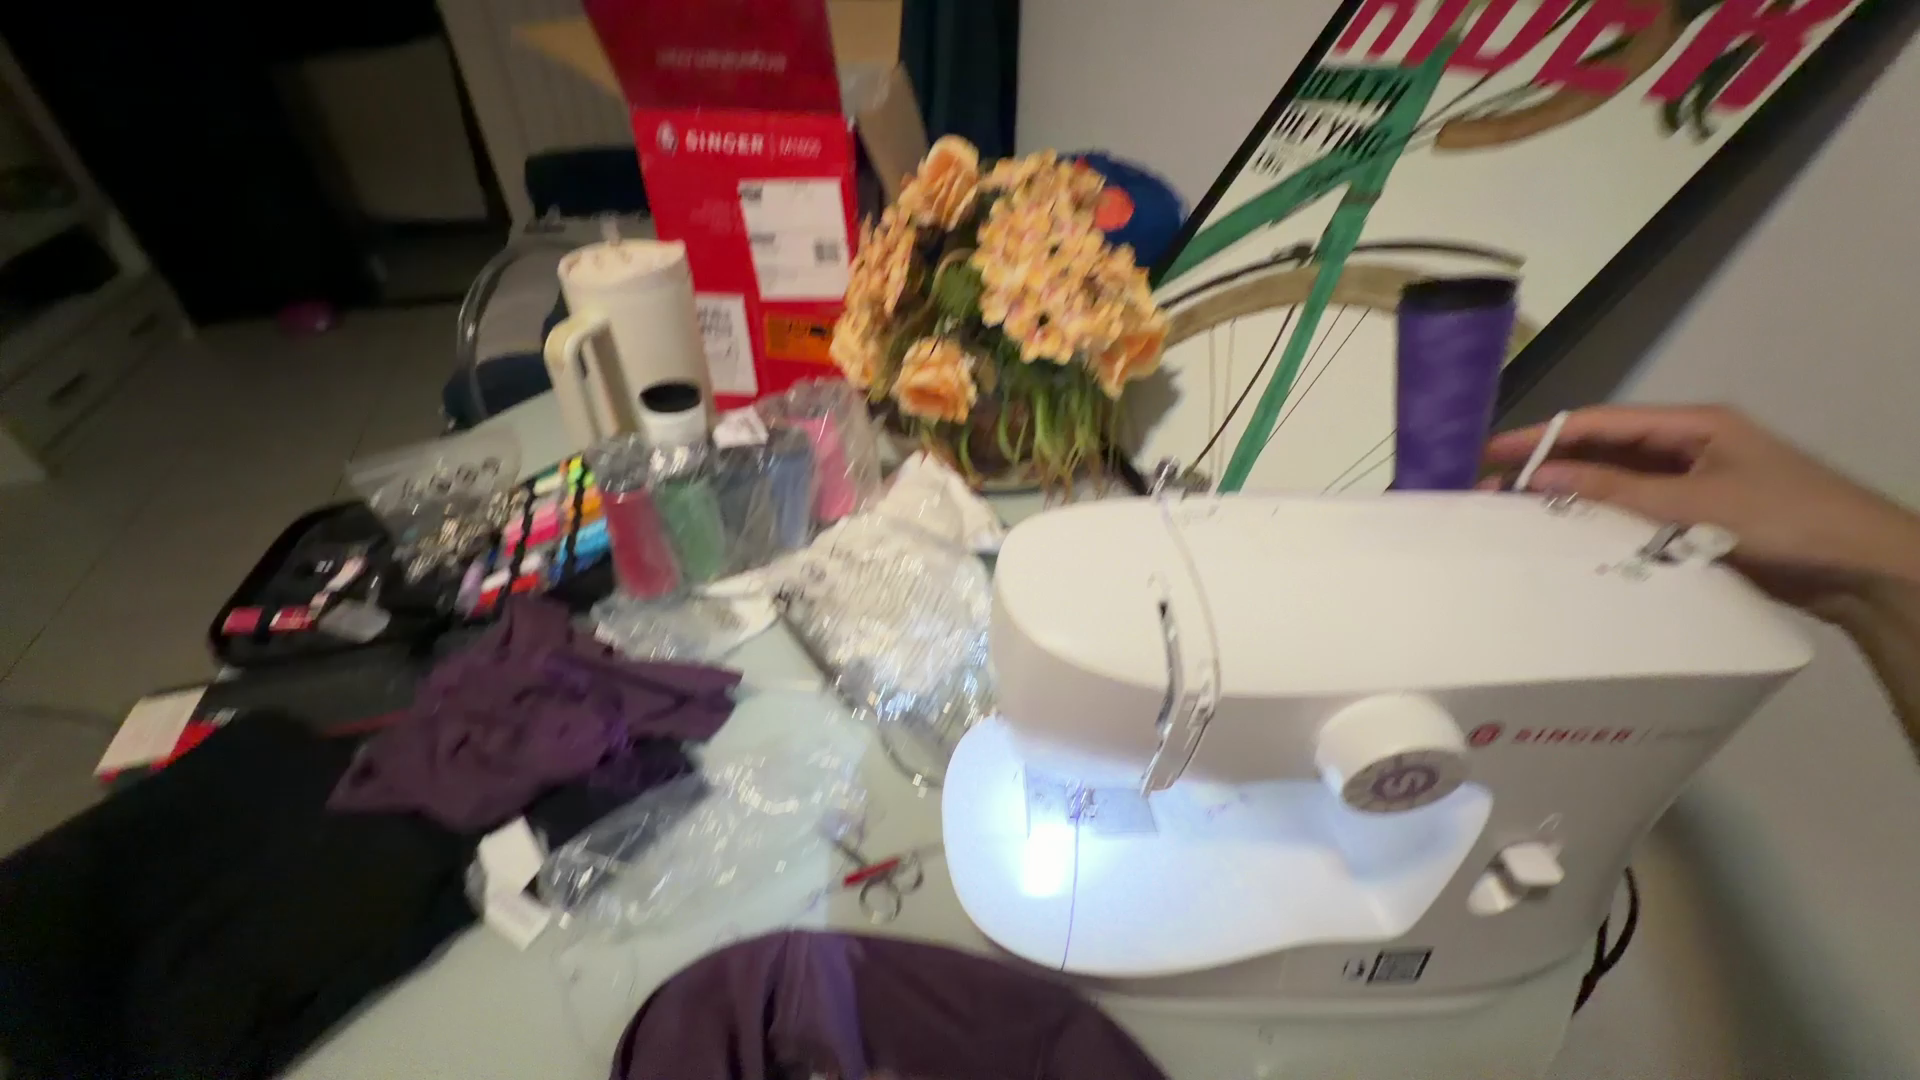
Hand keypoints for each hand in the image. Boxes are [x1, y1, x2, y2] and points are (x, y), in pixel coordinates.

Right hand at [1482, 405, 1919, 619]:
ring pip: (1612, 480)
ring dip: (1568, 492)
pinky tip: (1563, 528)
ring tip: (1516, 509)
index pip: (1600, 423)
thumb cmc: (1786, 520)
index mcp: (1693, 425)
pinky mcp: (1692, 514)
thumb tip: (1537, 477)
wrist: (1866, 571)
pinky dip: (1595, 516)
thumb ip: (1612, 488)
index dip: (1542, 436)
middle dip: (1547, 465)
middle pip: (1601, 449)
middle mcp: (1687, 446)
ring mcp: (1690, 480)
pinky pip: (1629, 508)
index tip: (1492, 452)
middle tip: (1493, 486)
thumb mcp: (1692, 502)